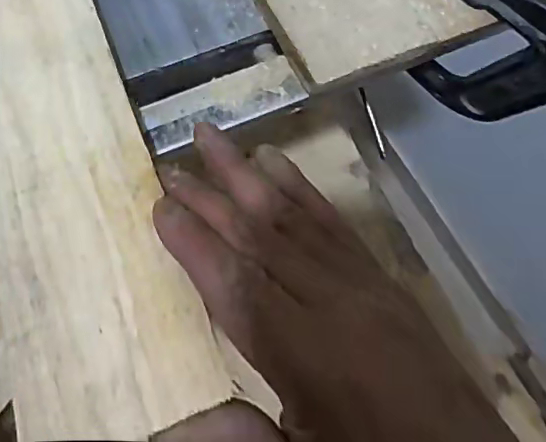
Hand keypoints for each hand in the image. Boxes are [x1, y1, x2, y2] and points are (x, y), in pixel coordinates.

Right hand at [154, 124, 513, 441]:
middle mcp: (338, 312)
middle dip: (207, 197)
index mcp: (312, 360)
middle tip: (167, 167)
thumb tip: (170, 421)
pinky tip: (274, 160)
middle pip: (259, 237)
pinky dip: (298, 186)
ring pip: (292, 215)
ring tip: (207, 134)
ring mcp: (367, 289)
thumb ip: (242, 436)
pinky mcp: (387, 282)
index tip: (158, 207)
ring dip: (244, 171)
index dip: (194, 242)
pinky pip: (333, 222)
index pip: (239, 286)